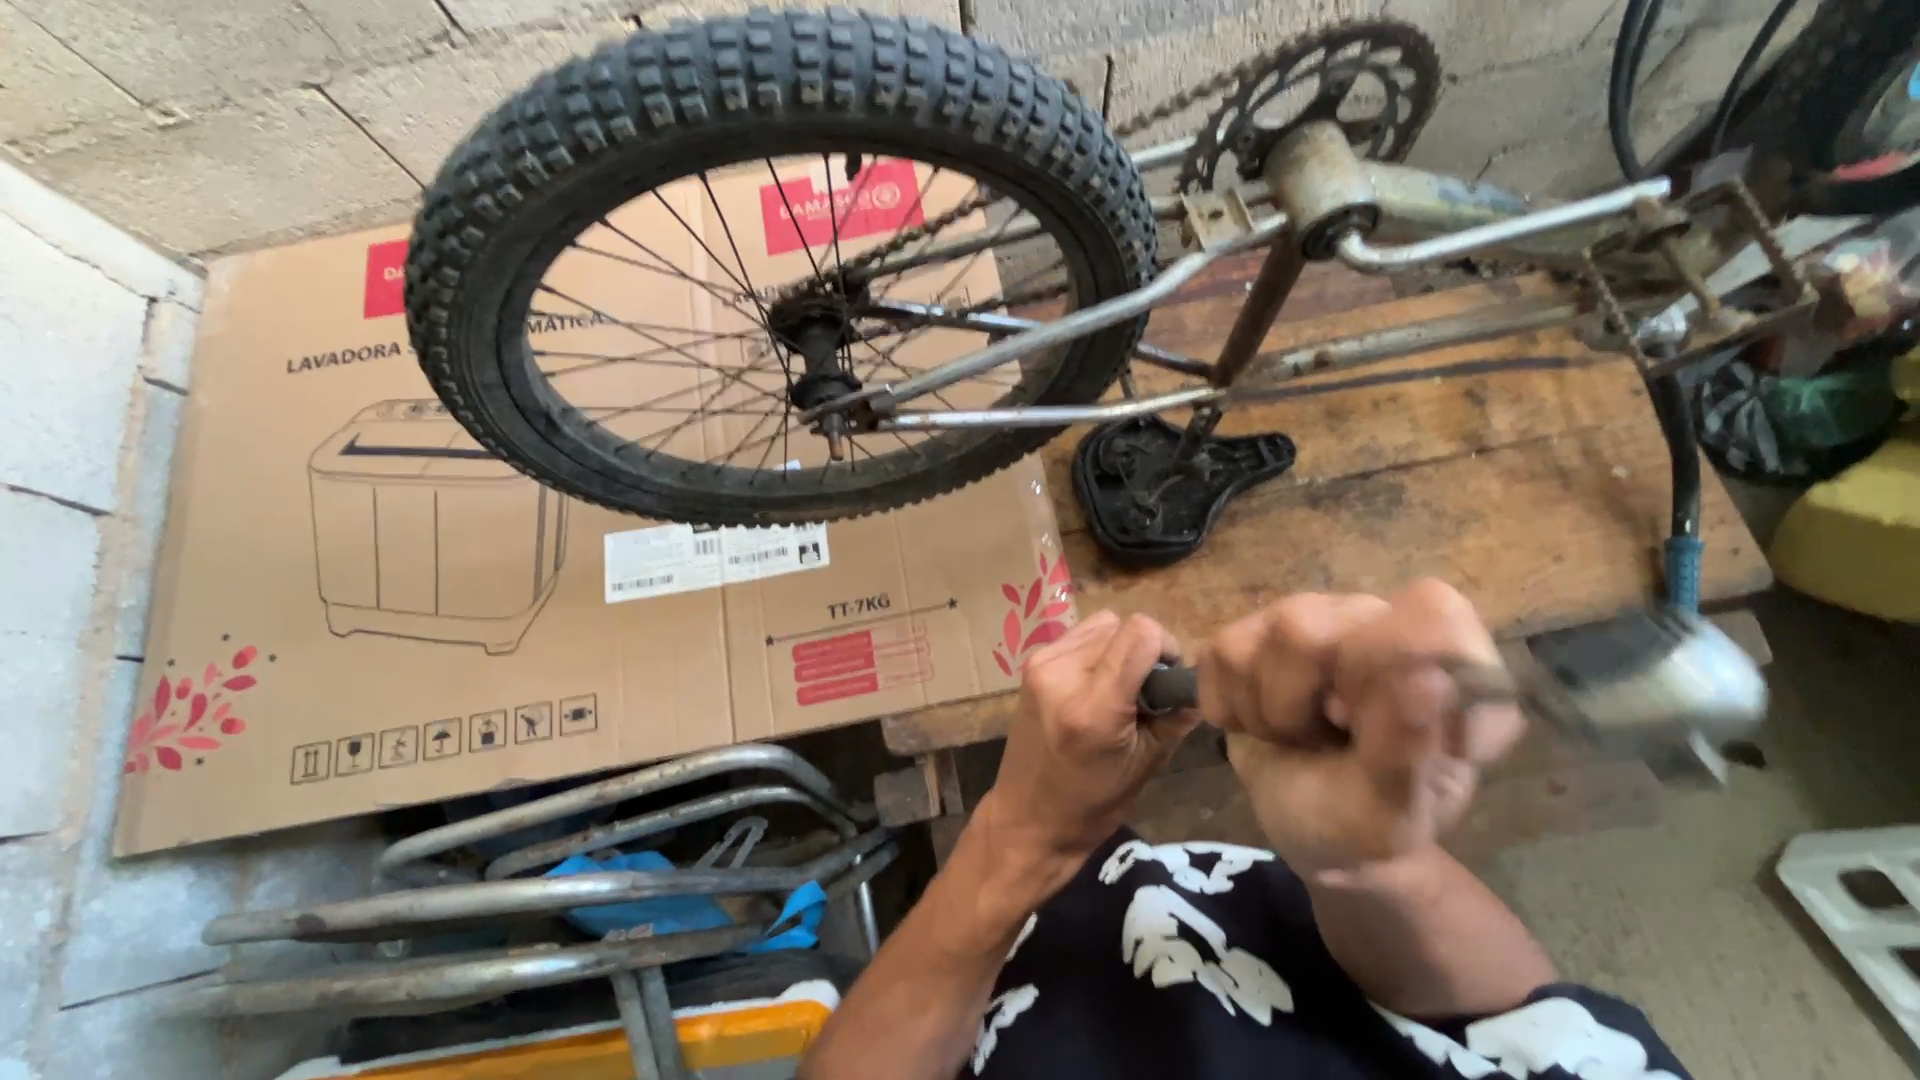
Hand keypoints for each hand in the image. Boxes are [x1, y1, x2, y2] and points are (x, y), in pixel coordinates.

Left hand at [980, 610, 1199, 872]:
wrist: (1029, 815)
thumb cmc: (1092, 802)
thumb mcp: (1146, 765)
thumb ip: (1174, 718)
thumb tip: (1198, 685)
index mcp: (1093, 706)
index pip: (1140, 634)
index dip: (1166, 649)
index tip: (1168, 681)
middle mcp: (1062, 674)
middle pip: (1123, 626)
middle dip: (1144, 652)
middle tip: (1145, 692)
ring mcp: (1042, 663)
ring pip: (1103, 624)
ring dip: (1120, 647)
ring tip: (1120, 687)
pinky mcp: (1032, 661)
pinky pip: (1080, 634)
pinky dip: (1098, 650)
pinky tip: (1097, 683)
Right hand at [1196, 579, 1523, 878]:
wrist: (1313, 833)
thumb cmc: (1366, 824)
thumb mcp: (1391, 811)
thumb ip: (1409, 747)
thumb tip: (1427, 679)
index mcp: (1444, 662)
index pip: (1428, 609)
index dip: (1384, 661)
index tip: (1362, 722)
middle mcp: (1380, 624)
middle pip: (1313, 623)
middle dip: (1300, 701)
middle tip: (1325, 741)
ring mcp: (1314, 619)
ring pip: (1269, 632)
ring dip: (1268, 707)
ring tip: (1296, 735)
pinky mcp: (1252, 633)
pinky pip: (1222, 652)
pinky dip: (1230, 704)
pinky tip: (1262, 724)